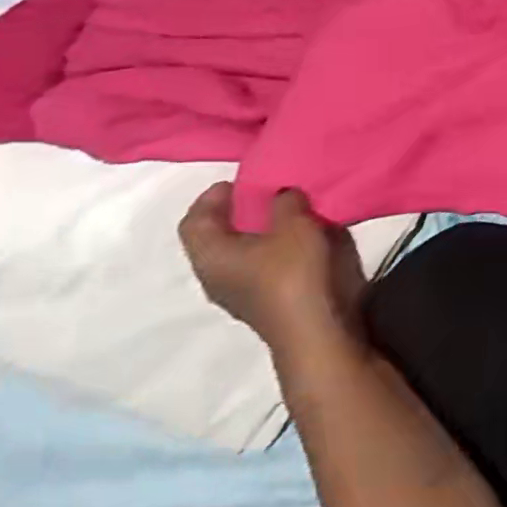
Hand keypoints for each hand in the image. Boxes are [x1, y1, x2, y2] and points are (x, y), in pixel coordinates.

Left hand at [179, 182, 366, 347]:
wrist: (313, 325)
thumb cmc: (293, 271)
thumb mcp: (294, 224)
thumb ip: (284, 202)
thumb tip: (280, 194)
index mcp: (210, 255)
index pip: (194, 221)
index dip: (211, 197)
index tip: (238, 180)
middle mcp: (213, 275)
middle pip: (213, 238)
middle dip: (234, 213)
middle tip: (264, 193)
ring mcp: (236, 292)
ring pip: (235, 253)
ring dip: (254, 232)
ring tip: (284, 214)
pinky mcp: (260, 300)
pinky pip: (255, 265)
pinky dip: (268, 247)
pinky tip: (294, 241)